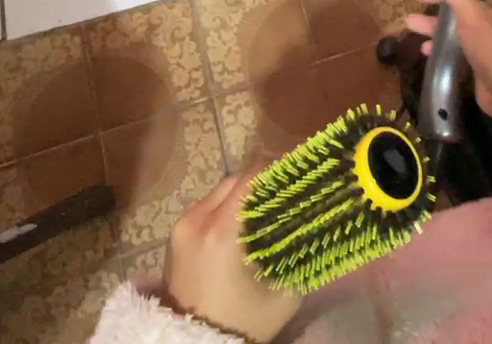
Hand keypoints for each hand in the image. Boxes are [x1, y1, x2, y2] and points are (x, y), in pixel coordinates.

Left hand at [161, 168, 302, 341]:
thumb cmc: (240, 323)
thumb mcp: (282, 294)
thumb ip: (299, 253)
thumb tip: (317, 223)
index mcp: (222, 231)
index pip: (251, 176)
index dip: (277, 168)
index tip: (298, 172)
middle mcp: (197, 219)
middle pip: (234, 179)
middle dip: (262, 179)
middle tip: (286, 188)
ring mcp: (181, 226)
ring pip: (219, 191)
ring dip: (243, 192)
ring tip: (267, 204)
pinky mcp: (175, 236)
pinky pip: (207, 206)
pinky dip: (227, 206)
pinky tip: (244, 221)